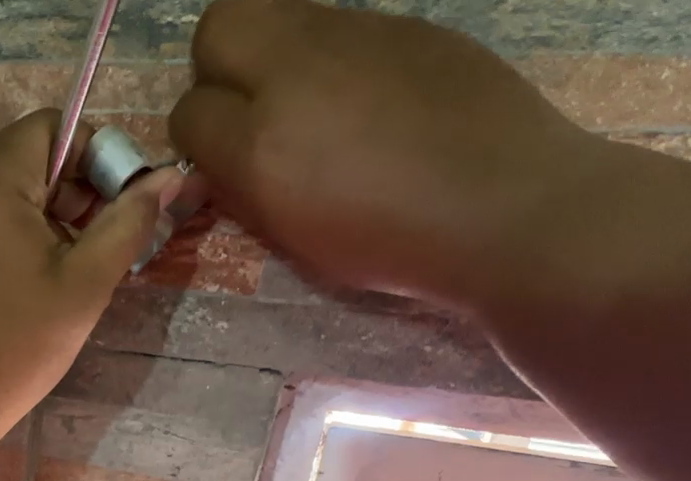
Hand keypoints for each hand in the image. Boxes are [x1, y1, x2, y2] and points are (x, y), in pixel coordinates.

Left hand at [0, 109, 184, 464]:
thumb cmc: (15, 349)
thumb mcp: (84, 285)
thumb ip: (129, 220)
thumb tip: (168, 174)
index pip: (55, 128)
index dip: (95, 161)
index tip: (112, 212)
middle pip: (24, 157)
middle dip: (66, 194)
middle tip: (86, 252)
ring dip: (34, 216)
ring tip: (50, 274)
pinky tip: (12, 280)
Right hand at [169, 0, 609, 311]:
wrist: (501, 208)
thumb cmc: (387, 247)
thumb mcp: (291, 235)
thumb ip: (244, 186)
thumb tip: (223, 158)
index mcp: (260, 146)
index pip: (188, 113)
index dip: (199, 139)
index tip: (221, 160)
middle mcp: (296, 73)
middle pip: (219, 25)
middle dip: (218, 66)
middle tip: (249, 109)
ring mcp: (355, 35)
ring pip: (279, 10)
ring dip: (274, 54)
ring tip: (308, 104)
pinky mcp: (402, 24)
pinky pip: (339, 24)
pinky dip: (331, 57)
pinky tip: (364, 100)